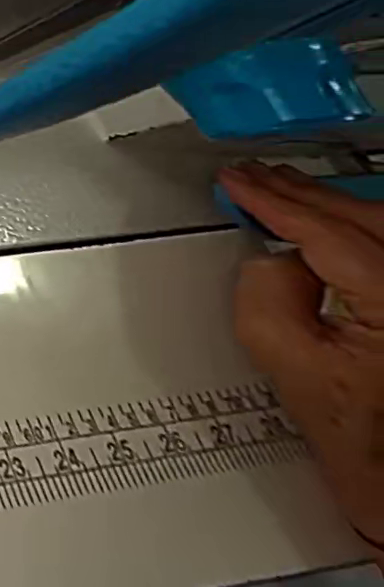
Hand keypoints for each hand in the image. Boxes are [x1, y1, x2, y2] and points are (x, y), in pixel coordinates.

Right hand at [221, 162, 383, 553]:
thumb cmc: (353, 429)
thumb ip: (266, 291)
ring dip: (343, 207)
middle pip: (380, 226)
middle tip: (257, 178)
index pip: (334, 237)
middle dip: (310, 197)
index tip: (236, 181)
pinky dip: (370, 230)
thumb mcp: (282, 354)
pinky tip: (341, 221)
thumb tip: (274, 256)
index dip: (277, 203)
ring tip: (291, 189)